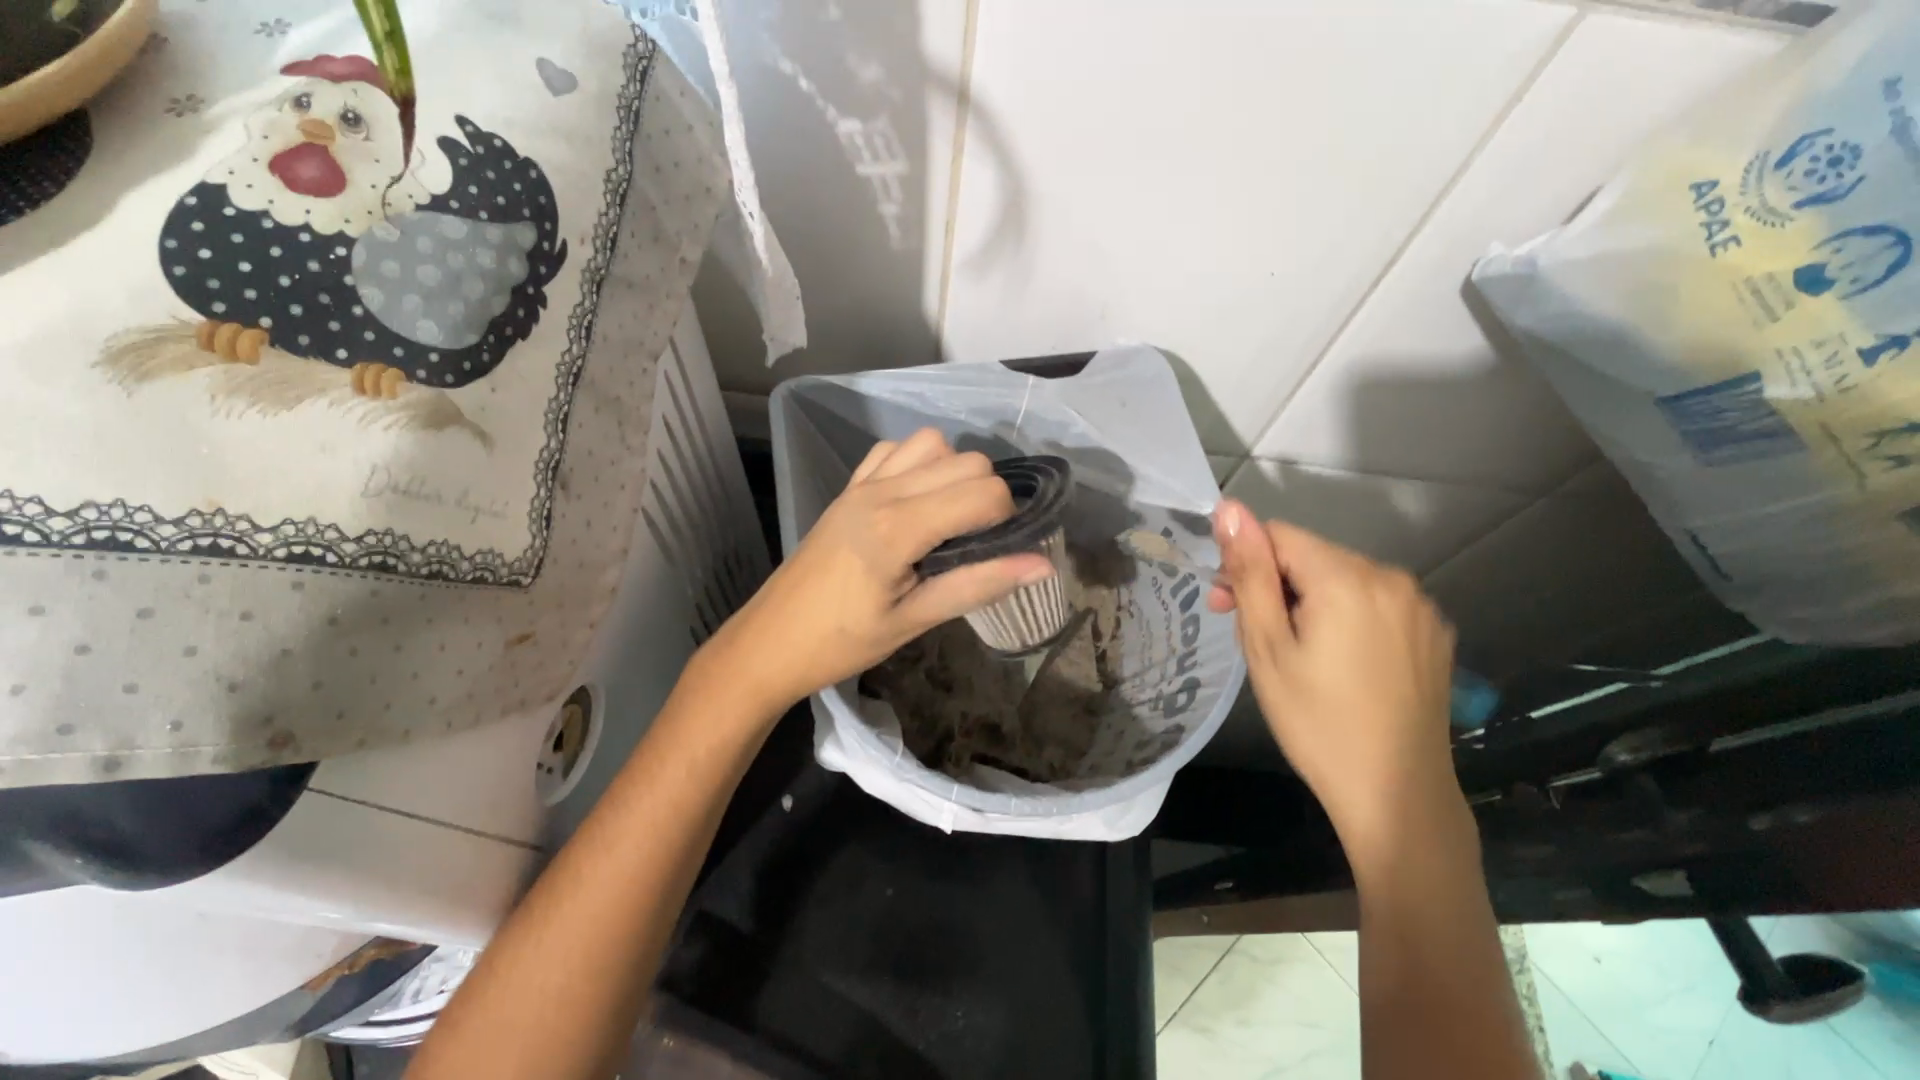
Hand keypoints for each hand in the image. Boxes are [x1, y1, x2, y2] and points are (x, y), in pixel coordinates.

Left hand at [705, 429, 1054, 712]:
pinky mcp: (848, 488)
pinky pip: (895, 450)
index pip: (983, 492)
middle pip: (967, 460)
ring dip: (954, 473)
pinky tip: (914, 505)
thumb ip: (978, 585)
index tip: (997, 553)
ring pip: (932, 443)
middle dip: (988, 496)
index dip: (1006, 520)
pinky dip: (918, 465)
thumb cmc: (842, 642)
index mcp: (899, 526)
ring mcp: (861, 484)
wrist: (770, 642)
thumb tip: (1043, 566)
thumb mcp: (914, 621)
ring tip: (948, 522)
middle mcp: (882, 490)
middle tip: (976, 544)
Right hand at [1208, 499, 1460, 855]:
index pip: (1279, 535)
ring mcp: (1421, 607)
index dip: (1245, 565)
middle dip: (1278, 587)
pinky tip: (1343, 667)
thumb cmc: (1316, 723)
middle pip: (1314, 558)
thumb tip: (1229, 509)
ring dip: (1312, 604)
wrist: (1396, 793)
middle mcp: (1392, 578)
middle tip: (1259, 642)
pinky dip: (1350, 621)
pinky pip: (1377, 606)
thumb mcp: (1268, 648)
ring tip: (1301, 659)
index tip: (1227, 610)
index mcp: (1347, 578)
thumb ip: (1250, 573)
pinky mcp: (1435, 634)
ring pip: (1345, 582)